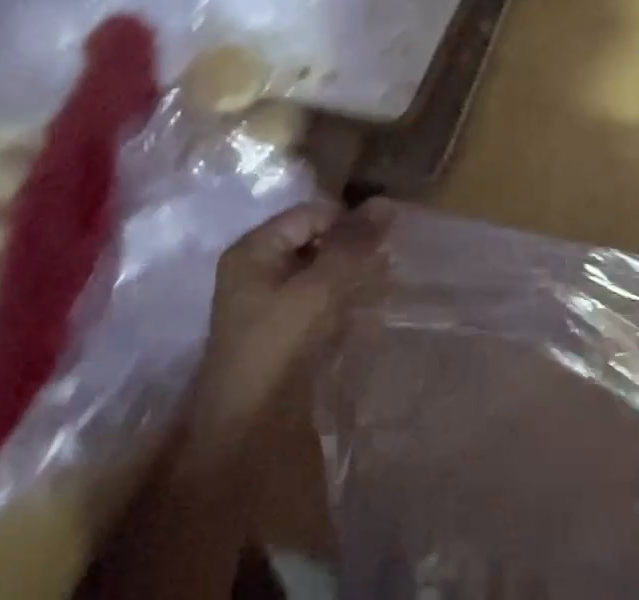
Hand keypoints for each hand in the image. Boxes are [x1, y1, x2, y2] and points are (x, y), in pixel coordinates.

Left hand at [189, 200, 392, 447]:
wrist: (248, 437)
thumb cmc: (277, 350)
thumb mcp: (318, 290)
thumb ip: (352, 246)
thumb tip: (386, 202)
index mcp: (253, 253)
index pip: (310, 215)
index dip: (348, 223)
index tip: (385, 243)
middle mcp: (258, 275)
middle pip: (316, 245)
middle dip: (355, 253)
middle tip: (390, 268)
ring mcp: (272, 310)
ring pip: (324, 278)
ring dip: (355, 282)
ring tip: (387, 292)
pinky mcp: (287, 341)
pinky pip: (324, 309)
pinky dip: (348, 309)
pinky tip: (372, 320)